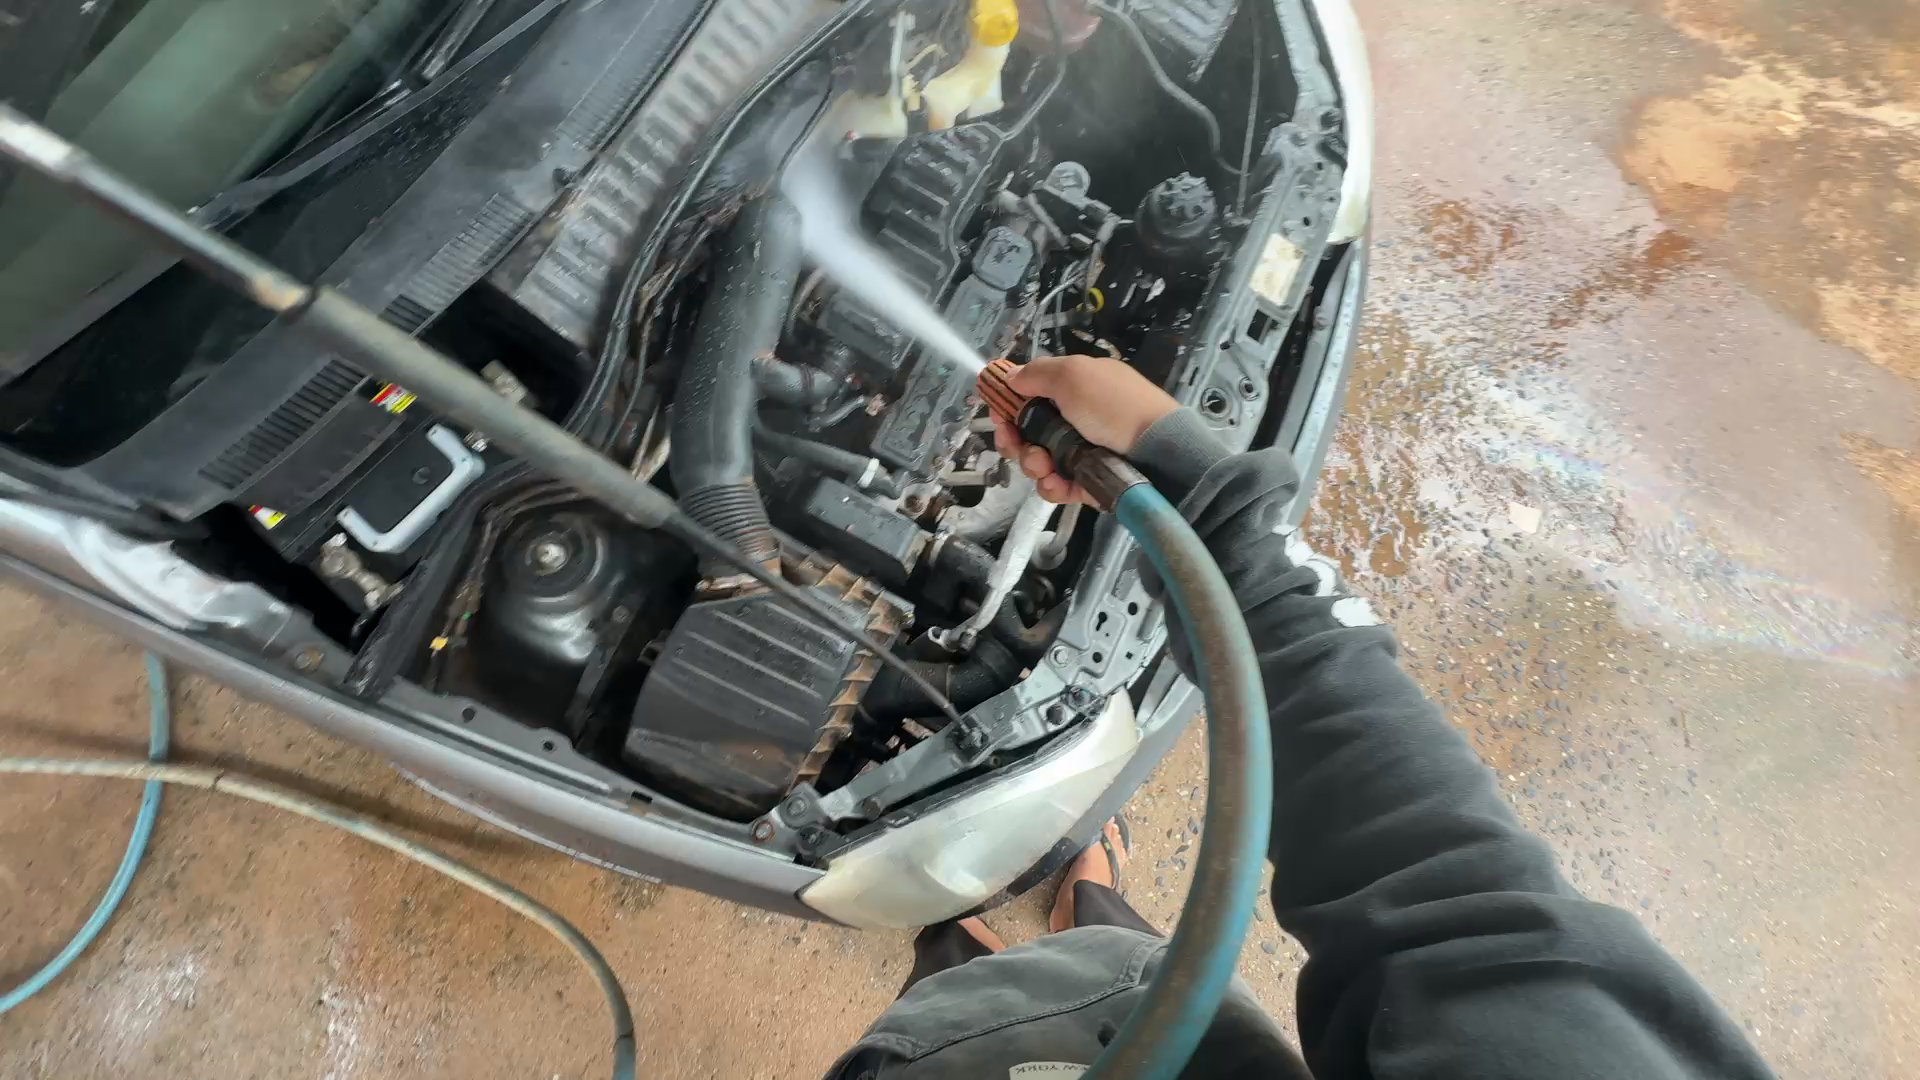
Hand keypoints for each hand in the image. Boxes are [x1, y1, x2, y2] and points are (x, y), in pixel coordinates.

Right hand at [990, 354, 1177, 504]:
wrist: (1156, 452)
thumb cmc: (1113, 406)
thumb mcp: (1074, 375)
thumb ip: (1037, 374)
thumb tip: (1010, 376)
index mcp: (1072, 389)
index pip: (1028, 397)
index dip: (1008, 406)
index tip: (998, 415)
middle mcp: (1073, 420)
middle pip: (1025, 433)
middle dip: (1014, 440)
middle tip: (1015, 443)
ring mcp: (1078, 453)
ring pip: (1036, 462)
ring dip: (1032, 464)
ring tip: (1045, 466)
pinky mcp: (1084, 482)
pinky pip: (1054, 486)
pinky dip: (1051, 486)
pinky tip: (1058, 482)